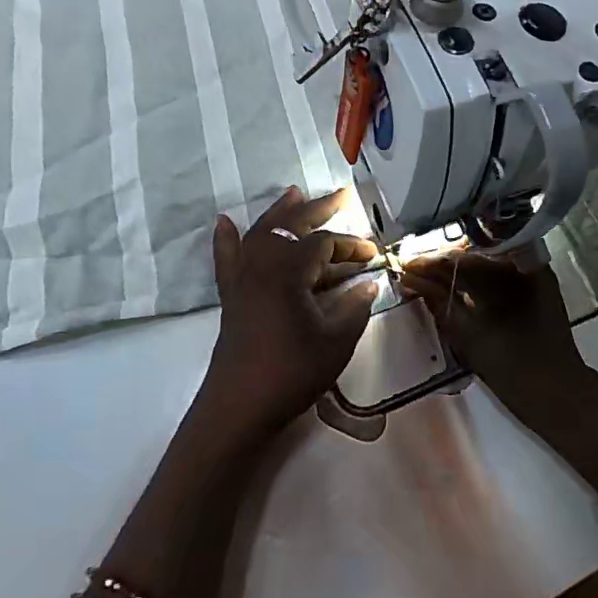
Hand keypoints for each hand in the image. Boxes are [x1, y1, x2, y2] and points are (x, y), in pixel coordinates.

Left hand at [198, 186, 380, 437]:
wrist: (241, 404)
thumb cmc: (292, 371)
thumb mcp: (335, 341)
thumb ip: (354, 308)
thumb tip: (368, 284)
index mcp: (288, 269)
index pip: (324, 244)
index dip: (351, 245)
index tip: (373, 253)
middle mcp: (261, 262)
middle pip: (291, 225)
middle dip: (318, 209)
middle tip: (341, 195)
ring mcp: (242, 276)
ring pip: (260, 232)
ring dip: (279, 212)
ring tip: (294, 193)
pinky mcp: (230, 294)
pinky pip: (226, 257)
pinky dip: (226, 238)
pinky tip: (223, 222)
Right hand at [400, 253, 597, 430]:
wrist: (559, 400)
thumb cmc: (516, 368)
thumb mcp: (470, 335)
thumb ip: (438, 301)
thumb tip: (407, 278)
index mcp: (519, 269)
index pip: (466, 256)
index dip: (433, 260)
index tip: (405, 264)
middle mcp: (526, 267)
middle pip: (473, 257)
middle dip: (439, 265)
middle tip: (407, 272)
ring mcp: (528, 281)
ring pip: (479, 269)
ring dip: (450, 275)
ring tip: (420, 281)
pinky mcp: (526, 297)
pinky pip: (489, 282)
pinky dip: (466, 286)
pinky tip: (444, 292)